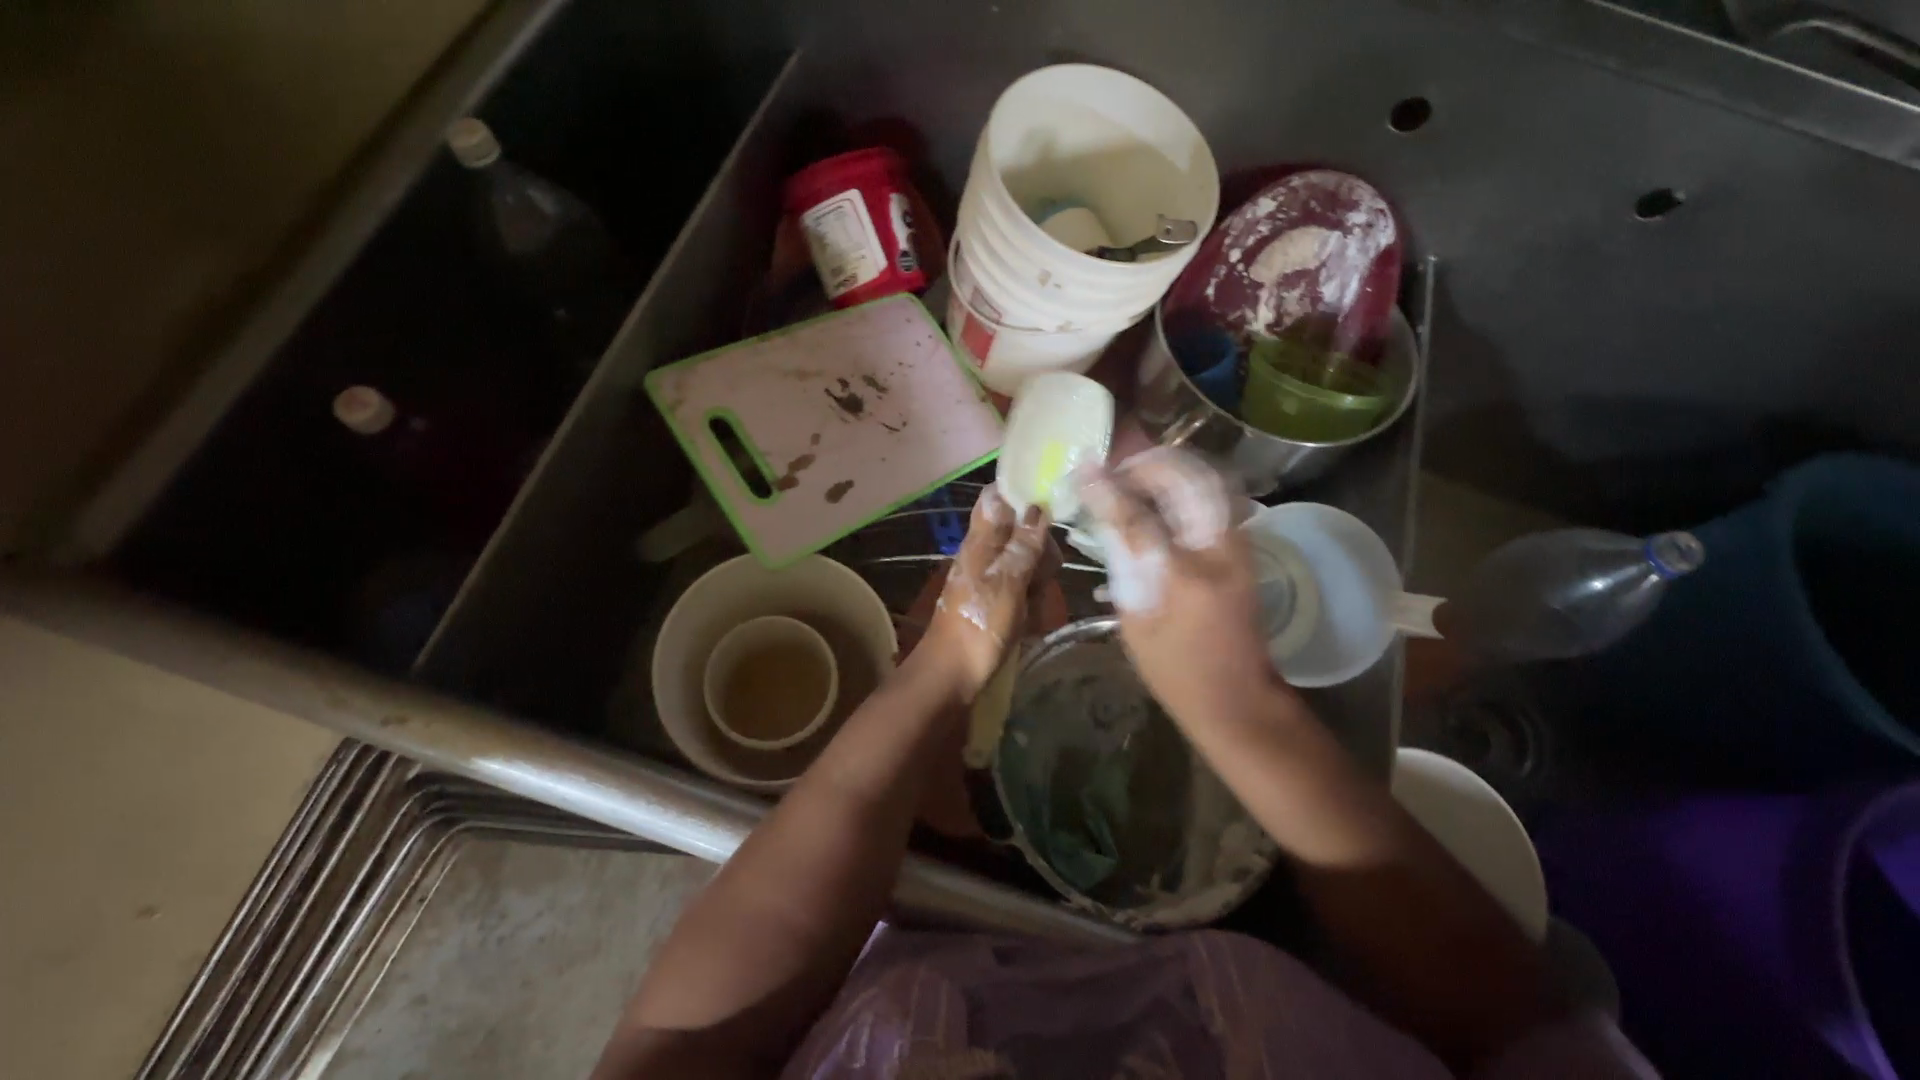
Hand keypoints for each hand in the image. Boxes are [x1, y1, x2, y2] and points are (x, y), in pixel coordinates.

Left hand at [920, 484, 1052, 697]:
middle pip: (1021, 531)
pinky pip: (1023, 590)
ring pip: (1026, 563)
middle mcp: (984, 554)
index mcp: (981, 541)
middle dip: (1040, 548)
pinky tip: (1032, 620)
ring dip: (1038, 579)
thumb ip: (1024, 546)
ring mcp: (990, 580)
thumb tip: (1039, 507)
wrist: (952, 676)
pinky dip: (1031, 602)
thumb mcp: (1007, 582)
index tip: (1051, 503)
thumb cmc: (978, 626)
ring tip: (1036, 602)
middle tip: (1044, 572)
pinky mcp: (996, 604)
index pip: (997, 498)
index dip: (1021, 494)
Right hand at [1075, 449, 1277, 719]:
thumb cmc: (1176, 671)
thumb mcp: (1135, 623)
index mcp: (1183, 578)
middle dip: (1150, 462)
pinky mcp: (1246, 548)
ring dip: (1173, 467)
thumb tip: (1105, 519)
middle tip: (1119, 465)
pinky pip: (1218, 497)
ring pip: (1210, 481)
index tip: (1086, 470)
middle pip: (1188, 481)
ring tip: (1139, 473)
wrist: (1239, 697)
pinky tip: (1164, 492)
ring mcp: (1239, 547)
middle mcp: (1218, 552)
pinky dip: (1190, 483)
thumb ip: (1123, 566)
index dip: (1108, 489)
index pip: (1139, 516)